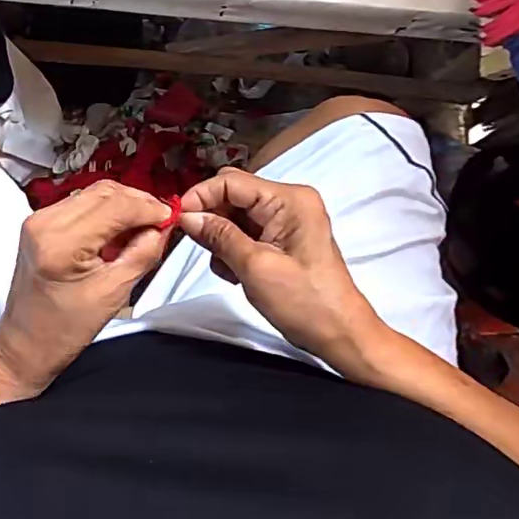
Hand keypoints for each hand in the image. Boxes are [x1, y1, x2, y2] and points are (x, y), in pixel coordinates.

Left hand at [0, 180, 171, 391]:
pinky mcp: (40, 221)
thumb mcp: (114, 293)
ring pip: (93, 193)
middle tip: (161, 220)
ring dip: (122, 204)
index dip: (148, 208)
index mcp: (61, 243)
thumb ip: (143, 253)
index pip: (116, 206)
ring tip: (142, 226)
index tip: (169, 217)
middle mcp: (45, 222)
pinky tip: (119, 229)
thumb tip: (163, 227)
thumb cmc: (62, 329)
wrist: (25, 341)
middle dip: (138, 202)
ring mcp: (39, 219)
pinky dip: (105, 209)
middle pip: (104, 192)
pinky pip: (80, 202)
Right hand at [178, 167, 406, 382]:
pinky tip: (236, 272)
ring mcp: (285, 219)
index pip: (231, 182)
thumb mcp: (254, 267)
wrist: (341, 337)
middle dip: (210, 217)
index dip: (200, 196)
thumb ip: (218, 236)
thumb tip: (186, 216)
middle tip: (197, 243)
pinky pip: (243, 230)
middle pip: (231, 194)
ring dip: (220, 237)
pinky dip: (231, 248)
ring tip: (228, 267)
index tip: (177, 217)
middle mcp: (288, 201)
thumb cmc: (307, 303)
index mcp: (289, 200)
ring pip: (233, 214)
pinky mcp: (280, 237)